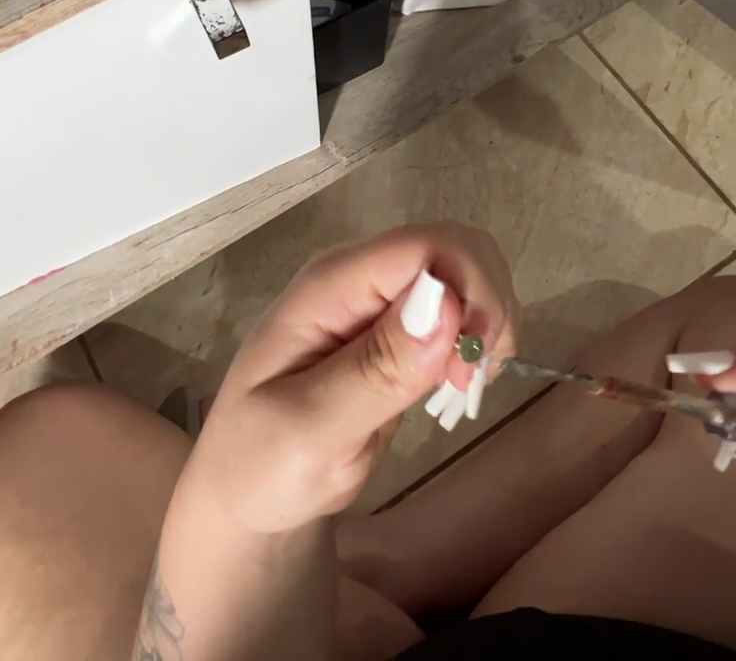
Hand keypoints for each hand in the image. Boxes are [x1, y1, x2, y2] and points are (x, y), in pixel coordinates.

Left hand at [183, 223, 518, 533]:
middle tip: (469, 381)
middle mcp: (358, 276)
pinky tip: (458, 382)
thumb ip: (375, 371)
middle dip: (485, 305)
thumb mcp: (309, 431)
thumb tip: (445, 305)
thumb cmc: (261, 465)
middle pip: (455, 247)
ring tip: (462, 387)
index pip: (424, 245)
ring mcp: (379, 298)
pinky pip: (460, 307)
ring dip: (487, 324)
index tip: (470, 365)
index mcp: (328, 285)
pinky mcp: (399, 326)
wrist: (248, 490)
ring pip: (466, 273)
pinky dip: (477, 340)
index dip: (468, 288)